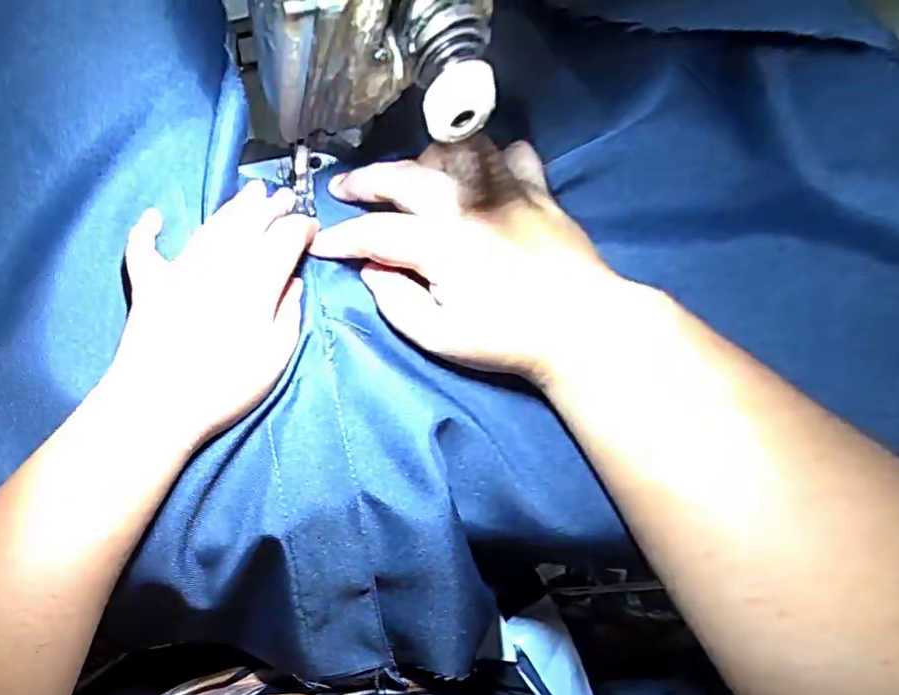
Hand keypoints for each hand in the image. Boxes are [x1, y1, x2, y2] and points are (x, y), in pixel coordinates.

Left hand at [96, 180, 316, 448]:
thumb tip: (293, 283)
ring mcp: (180, 267)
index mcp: (258, 277)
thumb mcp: (275, 355)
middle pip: (249, 221)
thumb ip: (289, 314)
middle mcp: (220, 260)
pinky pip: (144, 248)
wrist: (161, 401)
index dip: (301, 227)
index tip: (311, 229)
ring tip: (247, 194)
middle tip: (282, 197)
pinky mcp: (148, 283)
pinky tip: (154, 217)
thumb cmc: (227, 385)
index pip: (286, 236)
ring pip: (210, 225)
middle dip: (269, 206)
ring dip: (232, 207)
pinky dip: (147, 230)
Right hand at [309, 139, 648, 388]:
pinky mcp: (537, 191)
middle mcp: (467, 205)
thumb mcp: (439, 336)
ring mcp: (505, 191)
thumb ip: (397, 302)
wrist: (578, 326)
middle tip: (343, 187)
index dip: (342, 238)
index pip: (376, 232)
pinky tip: (478, 178)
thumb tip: (372, 272)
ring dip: (421, 161)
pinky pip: (509, 155)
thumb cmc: (504, 339)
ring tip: (408, 178)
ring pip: (454, 152)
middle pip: (404, 177)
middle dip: (365, 181)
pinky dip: (487, 160)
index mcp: (439, 244)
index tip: (320, 244)